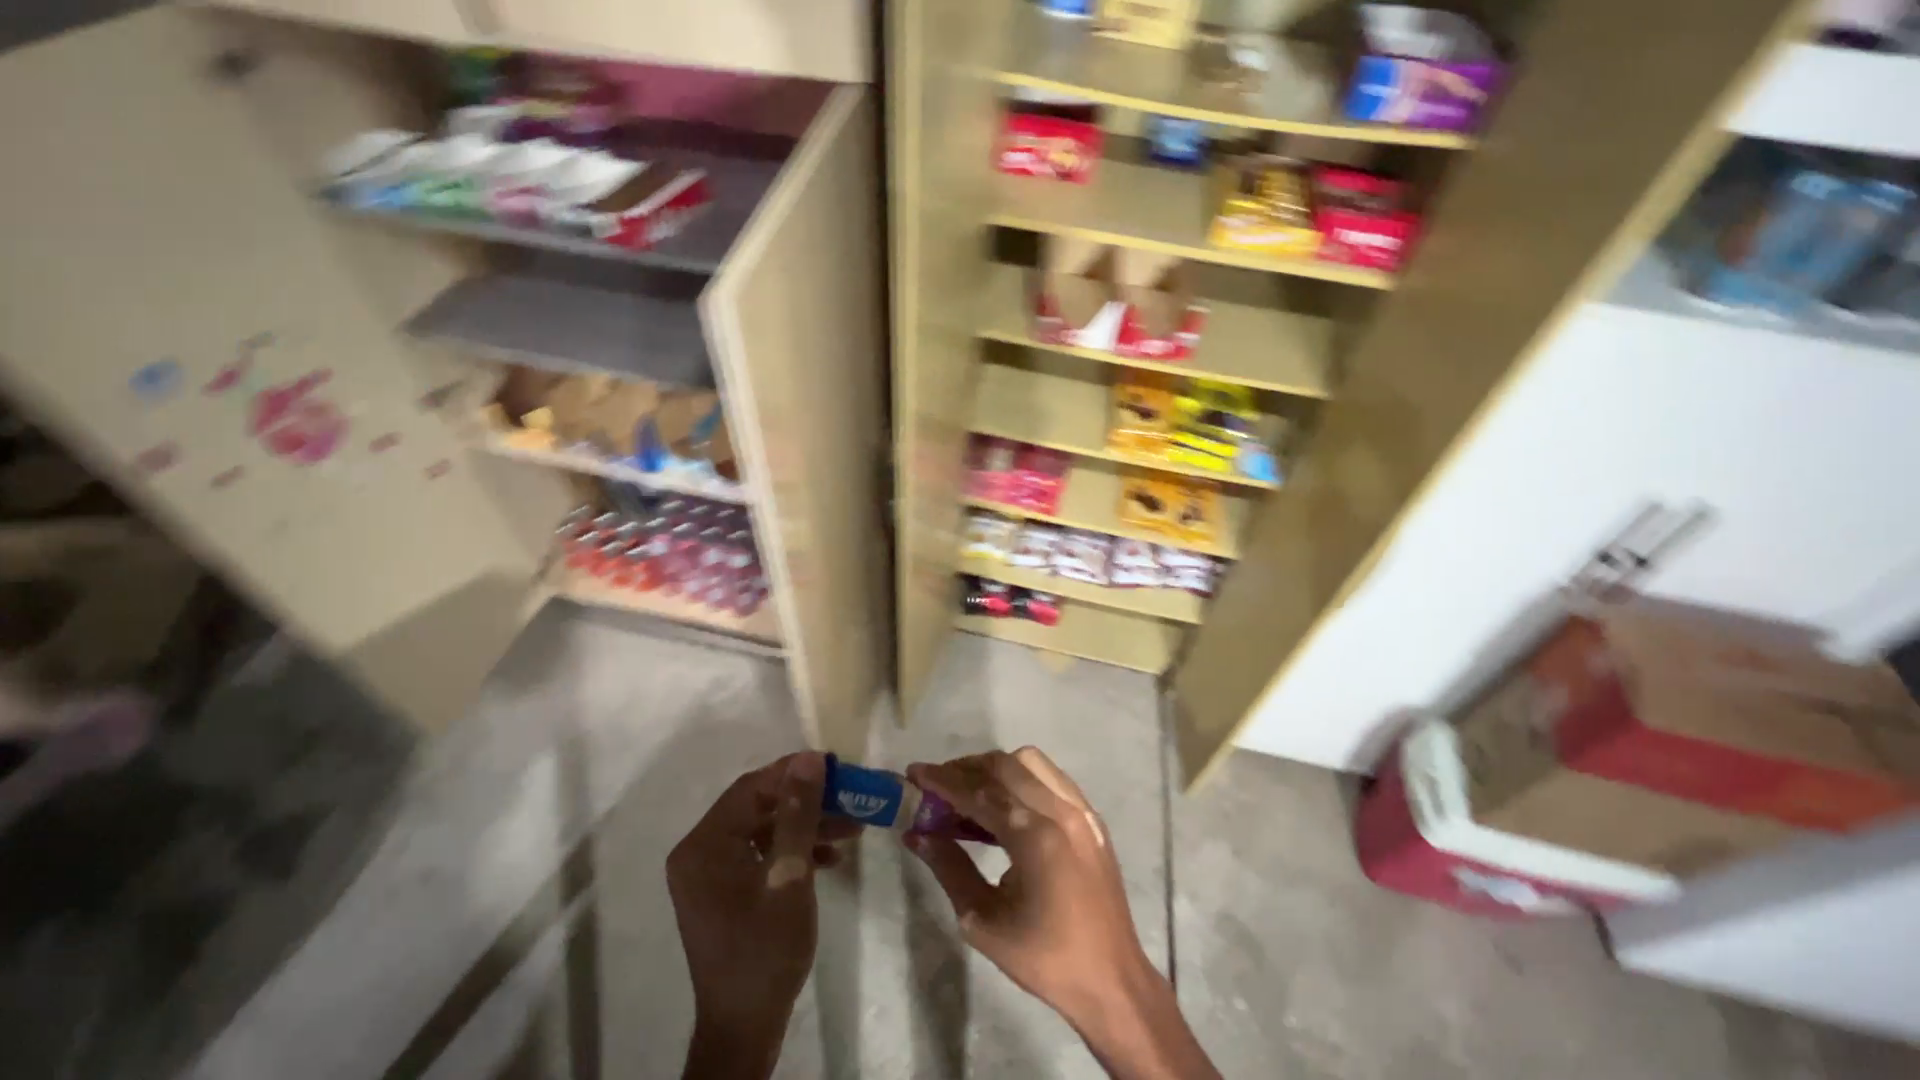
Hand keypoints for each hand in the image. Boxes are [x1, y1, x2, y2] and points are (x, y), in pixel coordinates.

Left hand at [667, 752, 853, 1077]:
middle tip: (851, 798)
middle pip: (757, 808)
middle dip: (806, 802)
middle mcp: (698, 853)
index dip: (794, 774)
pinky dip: (792, 852)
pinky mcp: (722, 893)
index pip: (751, 789)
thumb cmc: (766, 950)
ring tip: (852, 828)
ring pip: (762, 832)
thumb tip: (808, 759)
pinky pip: (759, 856)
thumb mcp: (789, 878)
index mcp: (704, 845)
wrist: (745, 1024)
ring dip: (805, 827)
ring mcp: (708, 875)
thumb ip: (798, 815)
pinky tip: (829, 858)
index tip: (838, 768)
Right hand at [904, 747, 1219, 1079]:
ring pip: (1032, 764)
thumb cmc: (1044, 957)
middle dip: (966, 769)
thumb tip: (916, 835)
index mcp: (1035, 837)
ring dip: (995, 770)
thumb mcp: (983, 920)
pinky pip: (1052, 780)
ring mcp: (1083, 813)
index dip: (942, 780)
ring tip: (968, 794)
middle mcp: (1062, 812)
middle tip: (937, 786)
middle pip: (1005, 766)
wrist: (1111, 979)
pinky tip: (1005, 808)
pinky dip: (1023, 780)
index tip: (914, 772)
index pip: (979, 792)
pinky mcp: (1093, 821)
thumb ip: (949, 868)